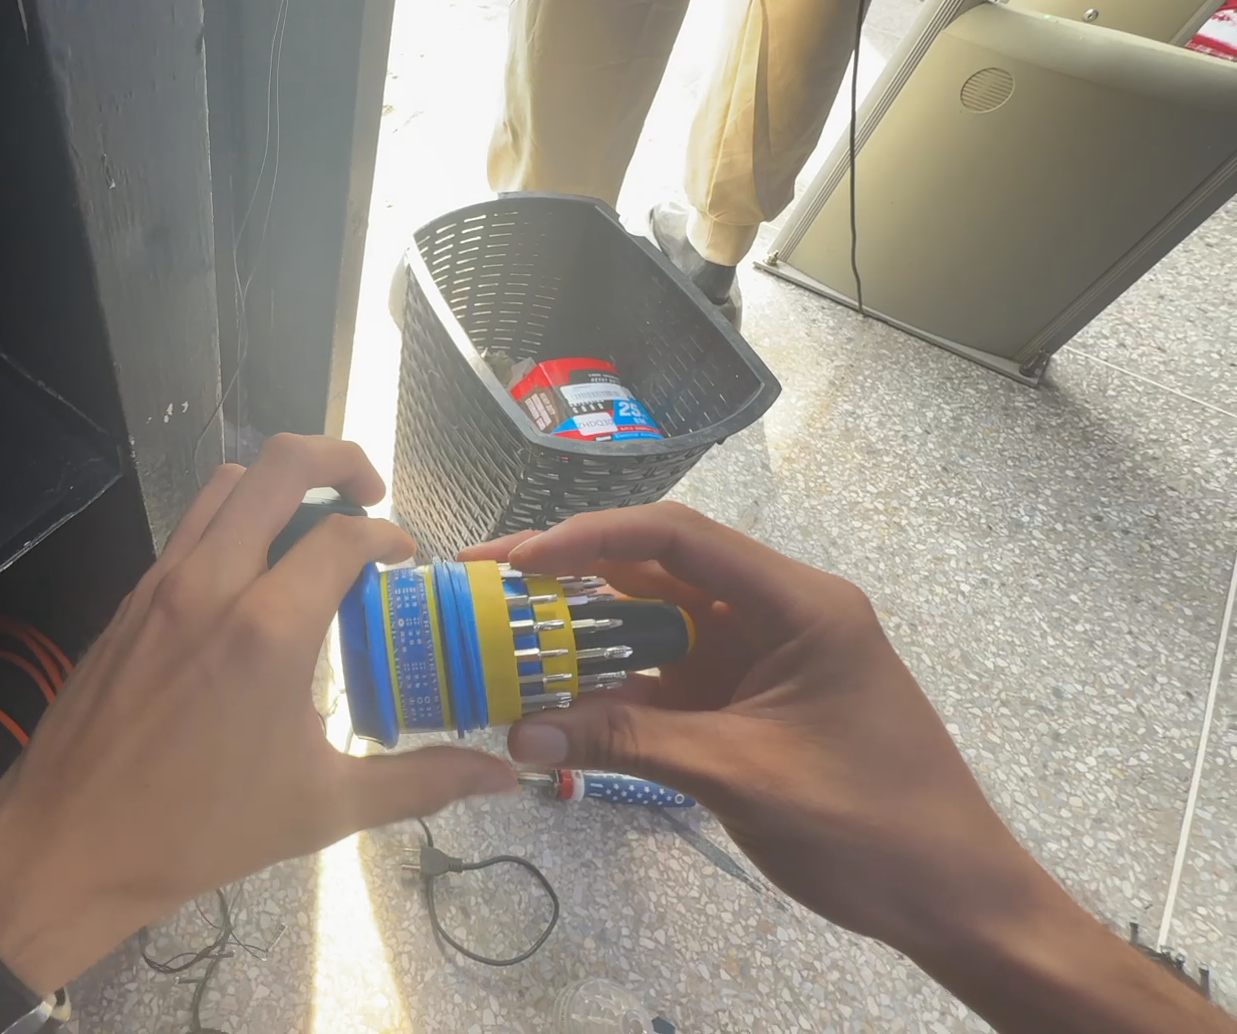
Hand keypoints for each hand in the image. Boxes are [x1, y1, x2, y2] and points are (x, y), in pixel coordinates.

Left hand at [0, 435, 514, 991]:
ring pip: (227, 483)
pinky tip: (251, 572)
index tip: (404, 559)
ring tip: (311, 521)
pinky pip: (190, 524)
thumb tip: (500, 777)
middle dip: (339, 458)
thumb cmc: (201, 830)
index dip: (388, 538)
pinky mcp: (133, 594)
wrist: (68, 844)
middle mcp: (213, 582)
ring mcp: (164, 580)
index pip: (344, 538)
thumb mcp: (323, 806)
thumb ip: (421, 781)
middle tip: (369, 492)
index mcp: (268, 629)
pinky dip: (234, 517)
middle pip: (280, 464)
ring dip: (279, 482)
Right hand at [460, 503, 1053, 960]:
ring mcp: (742, 649)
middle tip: (488, 572)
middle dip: (566, 564)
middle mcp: (764, 609)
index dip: (592, 537)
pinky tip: (547, 681)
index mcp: (793, 603)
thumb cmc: (873, 829)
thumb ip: (626, 743)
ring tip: (501, 613)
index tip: (522, 559)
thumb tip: (519, 732)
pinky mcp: (725, 690)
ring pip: (642, 612)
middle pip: (650, 564)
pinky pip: (649, 665)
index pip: (678, 538)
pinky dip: (598, 672)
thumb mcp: (741, 775)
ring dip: (575, 616)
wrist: (955, 906)